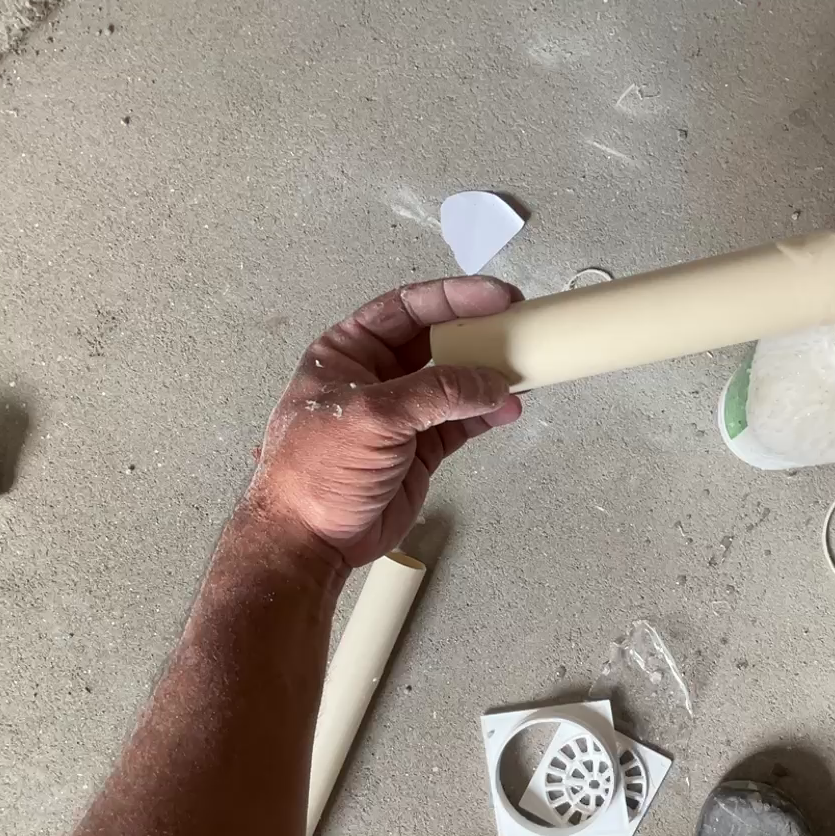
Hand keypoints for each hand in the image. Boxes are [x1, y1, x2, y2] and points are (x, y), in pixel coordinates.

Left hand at [243, 277, 523, 568]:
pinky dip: (487, 415)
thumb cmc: (319, 469)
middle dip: (476, 334)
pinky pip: (462, 423)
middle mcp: (378, 377)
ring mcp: (403, 415)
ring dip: (487, 378)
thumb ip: (437, 394)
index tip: (497, 297)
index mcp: (350, 353)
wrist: (312, 538)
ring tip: (522, 373)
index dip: (452, 298)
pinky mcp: (422, 450)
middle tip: (517, 326)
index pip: (406, 310)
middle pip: (436, 342)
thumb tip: (494, 384)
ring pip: (455, 383)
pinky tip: (508, 410)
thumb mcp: (374, 415)